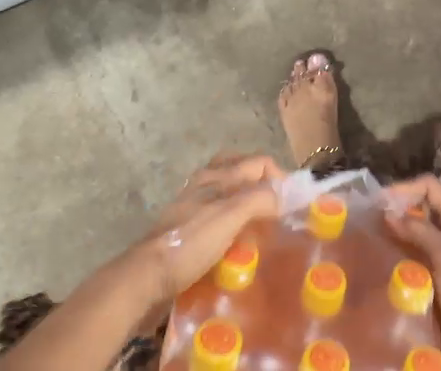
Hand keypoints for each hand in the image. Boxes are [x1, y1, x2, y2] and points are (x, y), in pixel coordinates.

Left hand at [124, 153, 283, 309]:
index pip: (259, 162)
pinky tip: (235, 239)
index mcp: (217, 176)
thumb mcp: (230, 217)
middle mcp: (205, 184)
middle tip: (277, 204)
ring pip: (225, 189)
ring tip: (259, 220)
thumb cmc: (190, 243)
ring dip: (244, 198)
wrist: (146, 277)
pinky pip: (214, 212)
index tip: (294, 204)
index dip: (281, 177)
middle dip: (261, 180)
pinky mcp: (184, 228)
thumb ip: (259, 199)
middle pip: (238, 167)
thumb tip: (286, 194)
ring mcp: (192, 206)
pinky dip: (229, 217)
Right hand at [385, 175, 440, 370]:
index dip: (408, 188)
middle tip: (367, 222)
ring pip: (409, 241)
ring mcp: (438, 263)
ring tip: (366, 243)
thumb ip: (420, 231)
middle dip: (395, 214)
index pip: (431, 189)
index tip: (381, 200)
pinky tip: (375, 268)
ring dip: (391, 240)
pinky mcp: (428, 286)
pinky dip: (392, 264)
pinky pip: (407, 268)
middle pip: (418, 214)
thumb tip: (389, 212)